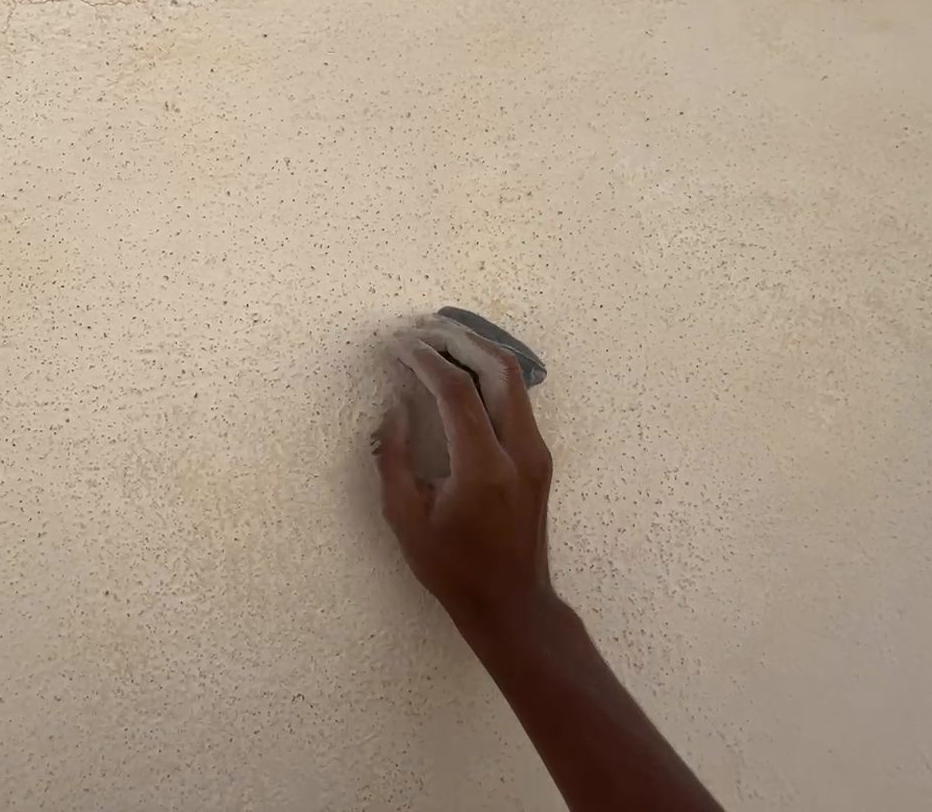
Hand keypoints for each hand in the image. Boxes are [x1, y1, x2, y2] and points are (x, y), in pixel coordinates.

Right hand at [374, 314, 556, 631]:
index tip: (397, 345)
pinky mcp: (538, 456)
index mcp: (484, 467)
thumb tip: (394, 407)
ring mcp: (536, 452)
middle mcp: (520, 451)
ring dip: (476, 350)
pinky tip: (460, 367)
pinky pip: (515, 396)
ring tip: (438, 337)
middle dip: (458, 339)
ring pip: (514, 378)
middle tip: (421, 329)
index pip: (457, 390)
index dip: (424, 359)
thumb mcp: (405, 516)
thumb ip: (394, 455)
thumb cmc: (452, 567)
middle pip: (499, 369)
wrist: (512, 604)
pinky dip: (487, 372)